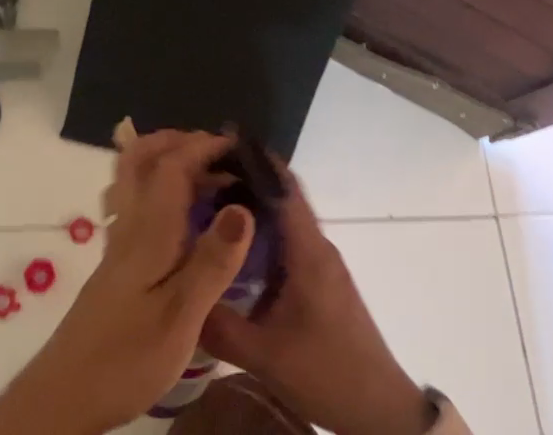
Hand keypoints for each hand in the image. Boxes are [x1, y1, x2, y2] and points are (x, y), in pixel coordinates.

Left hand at [0, 130, 255, 434]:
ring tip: (207, 174)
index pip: (171, 165)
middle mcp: (129, 228)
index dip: (203, 146)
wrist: (64, 397)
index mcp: (148, 234)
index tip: (238, 145)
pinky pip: (137, 204)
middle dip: (177, 141)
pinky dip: (161, 189)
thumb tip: (242, 207)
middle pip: (140, 158)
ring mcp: (118, 246)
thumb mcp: (180, 318)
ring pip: (134, 179)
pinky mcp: (117, 266)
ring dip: (167, 160)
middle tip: (218, 151)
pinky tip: (184, 216)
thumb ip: (212, 262)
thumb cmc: (125, 359)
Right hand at [200, 166, 430, 434]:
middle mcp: (317, 248)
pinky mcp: (319, 282)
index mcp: (309, 253)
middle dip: (244, 180)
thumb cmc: (327, 372)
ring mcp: (320, 264)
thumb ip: (219, 326)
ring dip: (251, 208)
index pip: (284, 188)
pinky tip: (230, 251)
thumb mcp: (265, 356)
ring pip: (283, 221)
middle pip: (281, 197)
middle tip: (198, 178)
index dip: (255, 161)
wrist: (378, 408)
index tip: (219, 144)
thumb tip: (175, 295)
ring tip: (205, 206)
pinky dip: (259, 235)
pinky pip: (285, 243)